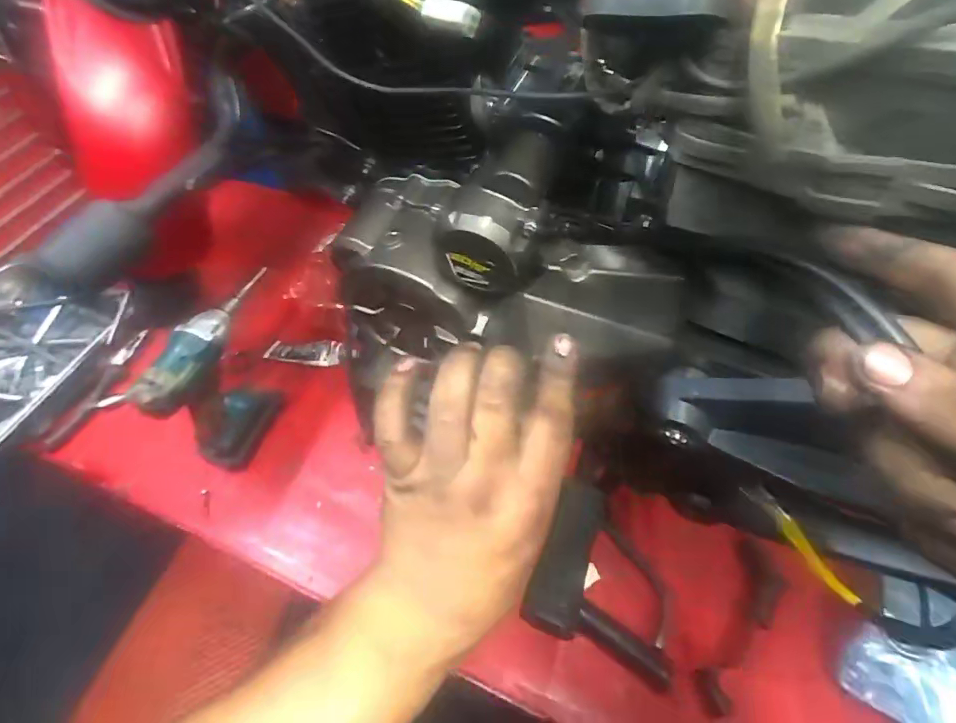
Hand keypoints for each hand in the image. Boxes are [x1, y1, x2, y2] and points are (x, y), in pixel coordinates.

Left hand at [362, 337, 578, 666]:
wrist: (423, 612)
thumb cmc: (495, 570)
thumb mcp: (538, 524)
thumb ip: (543, 467)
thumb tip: (548, 401)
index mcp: (527, 497)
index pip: (550, 422)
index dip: (559, 376)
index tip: (561, 344)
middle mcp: (484, 479)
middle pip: (497, 399)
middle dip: (506, 360)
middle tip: (509, 353)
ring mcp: (437, 475)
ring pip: (449, 400)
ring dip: (462, 362)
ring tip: (471, 352)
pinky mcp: (399, 474)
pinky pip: (393, 421)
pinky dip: (398, 387)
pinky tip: (412, 364)